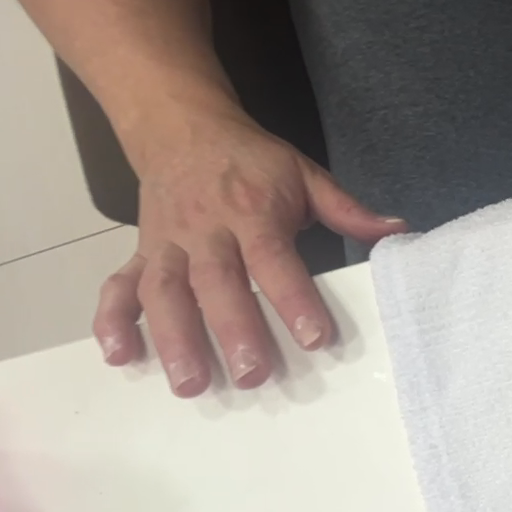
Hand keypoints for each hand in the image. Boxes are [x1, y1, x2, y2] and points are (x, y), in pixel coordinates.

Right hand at [95, 110, 406, 395]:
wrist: (180, 125)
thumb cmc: (253, 162)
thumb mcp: (307, 176)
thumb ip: (350, 210)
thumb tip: (399, 231)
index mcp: (252, 212)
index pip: (273, 260)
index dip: (293, 299)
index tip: (315, 338)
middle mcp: (204, 230)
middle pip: (215, 284)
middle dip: (232, 331)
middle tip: (253, 376)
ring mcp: (166, 242)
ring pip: (164, 292)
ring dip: (173, 339)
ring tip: (192, 386)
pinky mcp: (141, 251)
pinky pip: (119, 285)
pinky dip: (111, 320)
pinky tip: (119, 358)